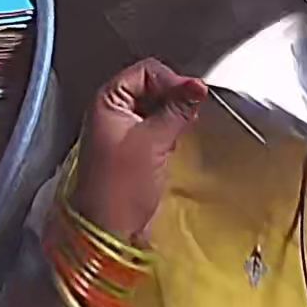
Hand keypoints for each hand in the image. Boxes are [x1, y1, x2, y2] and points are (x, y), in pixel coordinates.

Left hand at [72, 58, 206, 239]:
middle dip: (174, 95)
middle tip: (191, 111)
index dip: (171, 80)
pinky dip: (170, 127)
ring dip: (173, 112)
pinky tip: (178, 137)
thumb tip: (198, 86)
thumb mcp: (153, 142)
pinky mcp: (133, 146)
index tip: (192, 95)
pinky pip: (156, 124)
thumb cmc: (122, 186)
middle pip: (151, 85)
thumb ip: (177, 110)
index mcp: (108, 100)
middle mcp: (113, 109)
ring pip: (156, 105)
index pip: (146, 72)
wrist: (109, 234)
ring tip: (185, 124)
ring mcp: (122, 128)